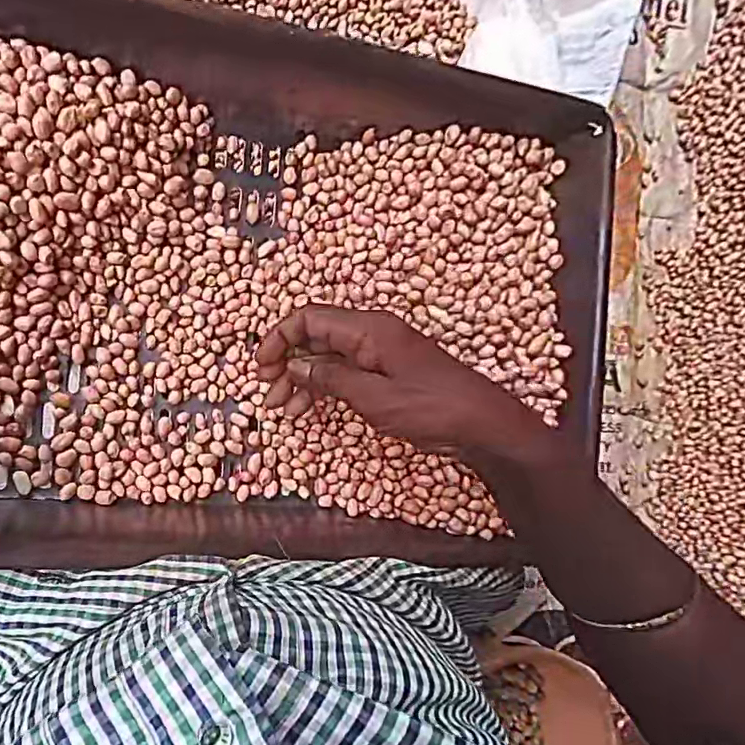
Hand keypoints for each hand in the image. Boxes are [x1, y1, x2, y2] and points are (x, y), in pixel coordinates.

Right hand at [255, 305, 562, 467]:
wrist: (484, 425)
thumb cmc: (432, 408)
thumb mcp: (372, 397)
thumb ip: (329, 379)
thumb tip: (294, 368)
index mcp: (368, 328)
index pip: (308, 318)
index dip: (278, 339)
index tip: (261, 367)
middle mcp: (370, 333)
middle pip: (313, 337)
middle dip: (285, 363)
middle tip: (268, 393)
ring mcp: (378, 352)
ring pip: (325, 357)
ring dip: (300, 379)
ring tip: (282, 408)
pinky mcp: (385, 372)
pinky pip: (343, 372)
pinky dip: (322, 388)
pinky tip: (307, 408)